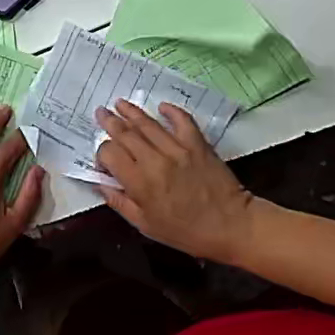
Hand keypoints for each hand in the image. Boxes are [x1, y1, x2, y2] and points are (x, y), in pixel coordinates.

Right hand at [94, 100, 256, 262]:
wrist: (233, 227)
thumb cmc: (186, 231)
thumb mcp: (145, 225)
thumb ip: (119, 202)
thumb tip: (100, 184)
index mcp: (139, 181)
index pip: (109, 153)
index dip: (102, 154)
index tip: (105, 163)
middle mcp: (154, 160)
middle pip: (125, 133)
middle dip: (110, 122)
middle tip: (101, 112)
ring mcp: (178, 150)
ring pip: (148, 124)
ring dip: (131, 112)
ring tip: (120, 103)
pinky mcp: (198, 145)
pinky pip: (183, 122)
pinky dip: (172, 112)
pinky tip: (162, 106)